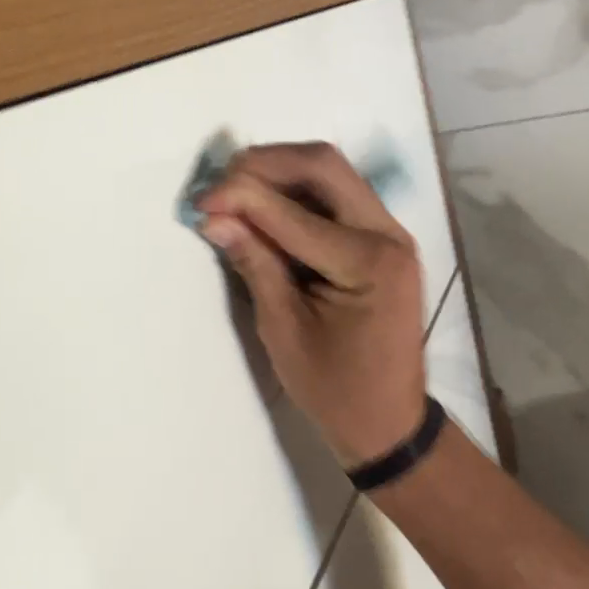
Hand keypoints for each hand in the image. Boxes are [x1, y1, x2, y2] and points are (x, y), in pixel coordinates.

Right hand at [196, 142, 426, 466]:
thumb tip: (214, 217)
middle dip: (265, 165)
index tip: (198, 202)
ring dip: (280, 171)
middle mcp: (388, 234)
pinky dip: (297, 190)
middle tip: (220, 184)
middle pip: (323, 166)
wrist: (390, 423)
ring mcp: (389, 232)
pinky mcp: (381, 238)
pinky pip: (337, 194)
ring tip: (235, 191)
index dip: (240, 198)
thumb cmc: (335, 388)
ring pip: (331, 172)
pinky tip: (264, 204)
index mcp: (369, 263)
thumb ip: (254, 263)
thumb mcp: (283, 329)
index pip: (293, 212)